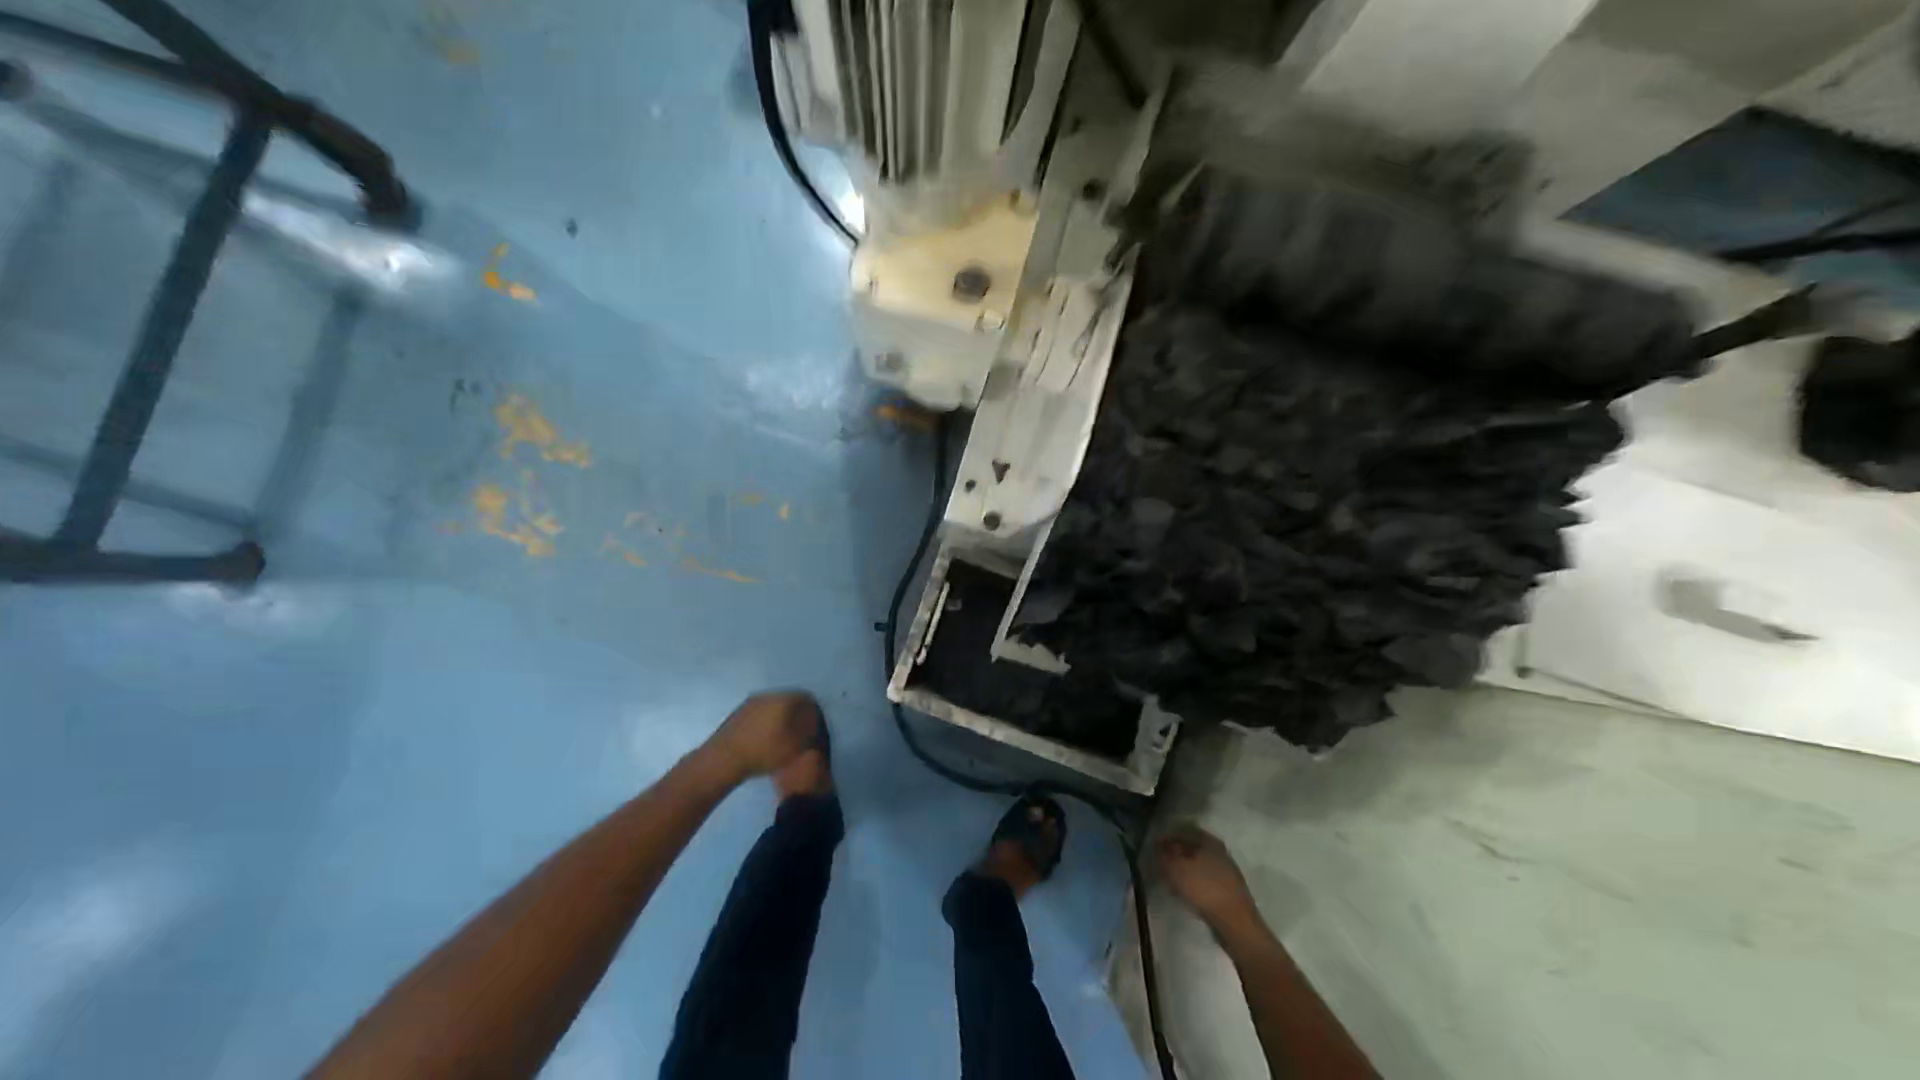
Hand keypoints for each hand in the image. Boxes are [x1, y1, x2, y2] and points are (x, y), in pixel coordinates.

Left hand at [705, 690, 821, 780]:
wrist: (724, 758)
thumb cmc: (765, 751)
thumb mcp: (796, 746)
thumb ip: (809, 733)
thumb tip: (812, 725)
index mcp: (784, 699)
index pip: (807, 698)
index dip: (813, 712)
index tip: (813, 728)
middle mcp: (768, 695)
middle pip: (790, 701)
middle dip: (797, 714)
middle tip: (799, 733)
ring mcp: (751, 703)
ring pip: (773, 706)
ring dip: (780, 719)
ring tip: (781, 738)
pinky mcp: (738, 713)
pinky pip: (760, 713)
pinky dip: (766, 723)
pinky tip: (764, 739)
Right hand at [1159, 824, 1258, 932]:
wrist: (1234, 921)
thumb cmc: (1203, 888)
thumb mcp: (1176, 868)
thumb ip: (1164, 855)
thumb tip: (1158, 845)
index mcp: (1208, 840)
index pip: (1183, 831)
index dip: (1167, 838)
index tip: (1155, 848)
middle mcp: (1219, 851)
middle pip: (1191, 848)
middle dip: (1175, 855)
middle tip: (1161, 864)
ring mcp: (1225, 870)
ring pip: (1197, 864)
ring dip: (1183, 869)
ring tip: (1170, 880)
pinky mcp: (1227, 888)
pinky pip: (1204, 879)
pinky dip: (1193, 882)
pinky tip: (1184, 891)